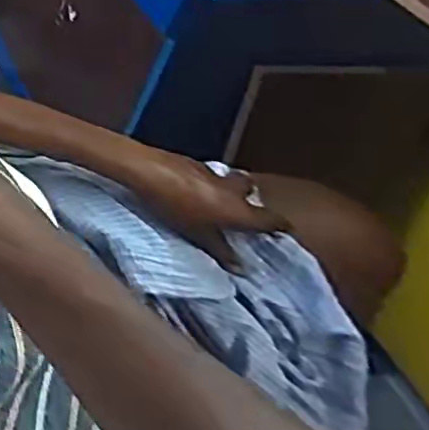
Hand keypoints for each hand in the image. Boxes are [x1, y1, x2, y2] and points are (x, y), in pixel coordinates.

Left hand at [123, 150, 289, 270]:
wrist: (145, 168)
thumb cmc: (175, 206)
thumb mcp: (198, 234)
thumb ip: (221, 251)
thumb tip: (242, 269)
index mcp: (242, 210)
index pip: (274, 220)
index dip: (281, 226)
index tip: (283, 231)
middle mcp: (232, 189)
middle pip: (250, 189)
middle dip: (248, 196)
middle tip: (240, 207)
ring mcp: (210, 171)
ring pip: (226, 177)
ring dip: (224, 185)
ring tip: (213, 195)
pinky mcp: (187, 160)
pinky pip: (202, 170)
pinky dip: (200, 177)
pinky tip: (187, 183)